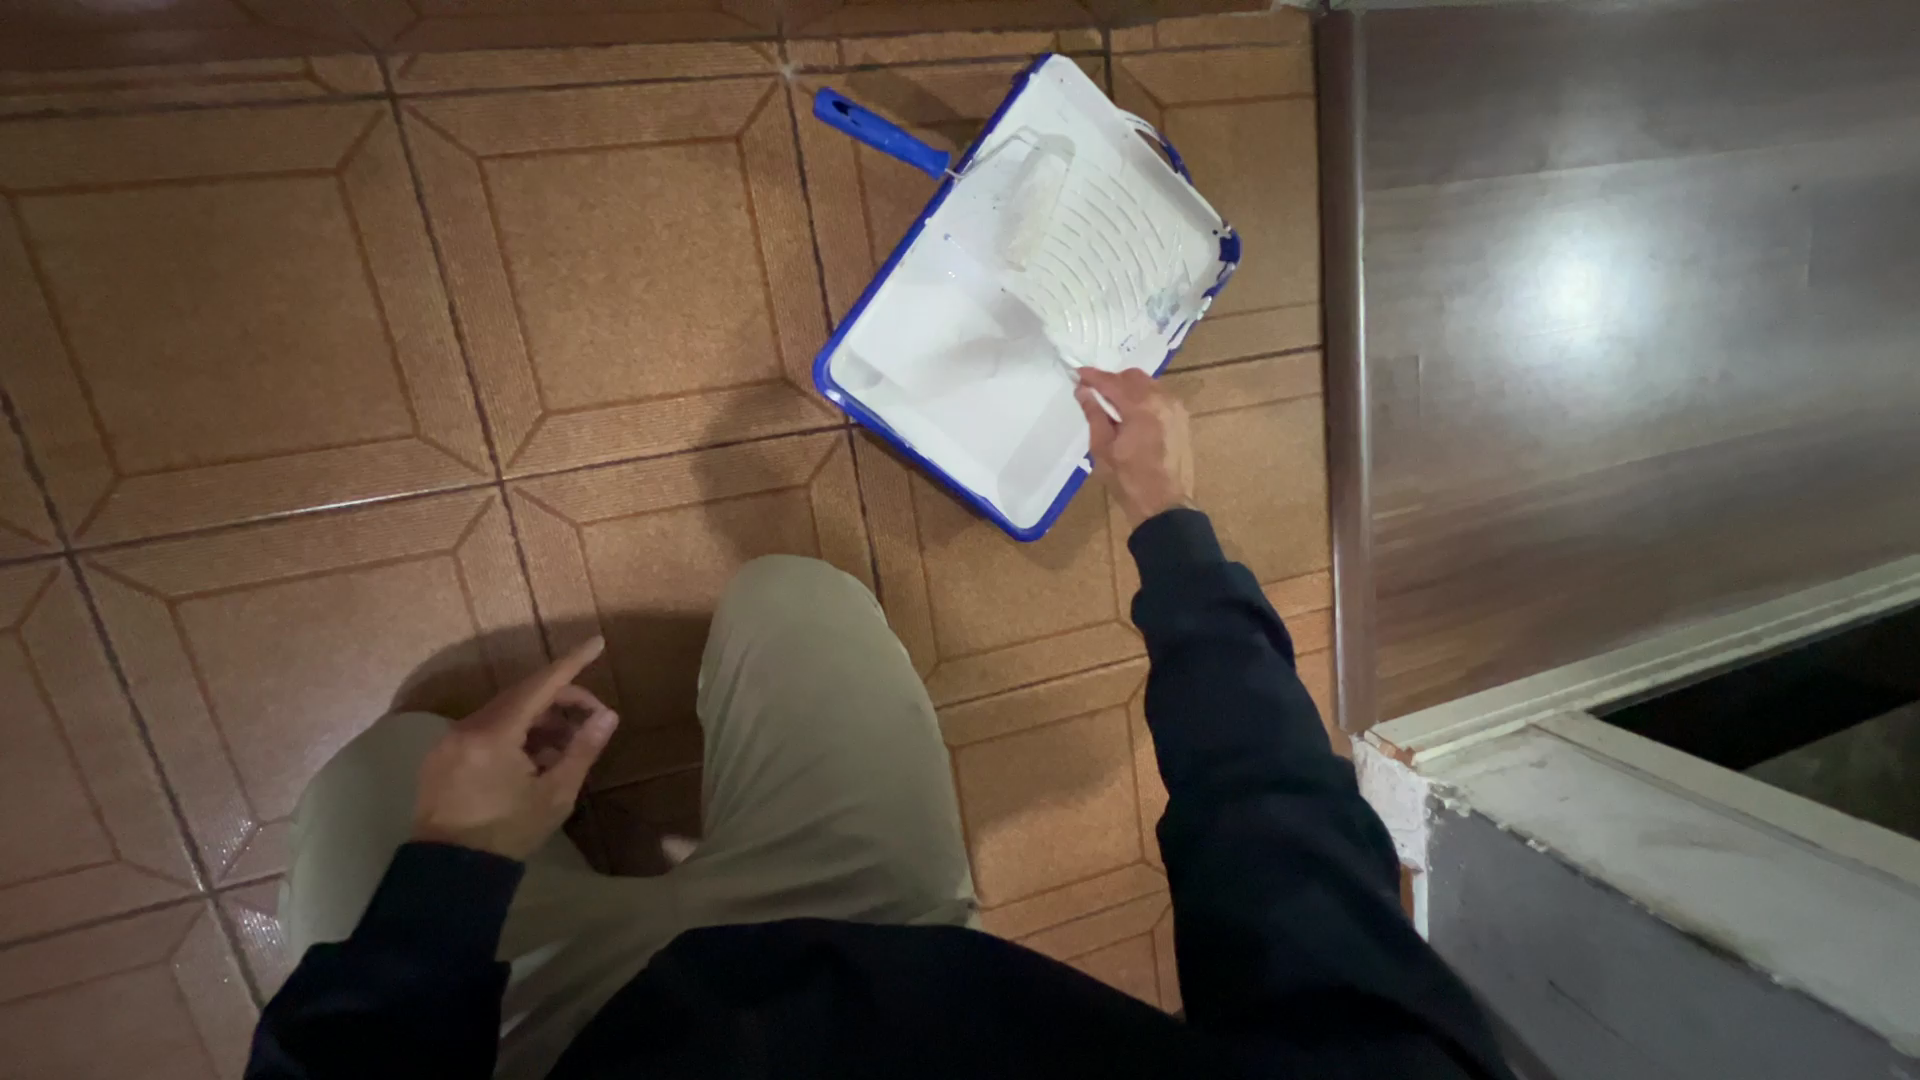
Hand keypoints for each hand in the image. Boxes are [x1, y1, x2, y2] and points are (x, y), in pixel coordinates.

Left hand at [411, 637, 619, 859]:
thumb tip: (608, 715)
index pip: (541, 685)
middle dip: (563, 700)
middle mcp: (467, 729)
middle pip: (524, 696)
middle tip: (593, 717)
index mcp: (494, 734)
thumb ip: (583, 748)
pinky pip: (489, 729)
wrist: (449, 875)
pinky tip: (538, 758)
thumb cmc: (508, 832)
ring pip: (507, 712)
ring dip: (542, 720)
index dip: (573, 663)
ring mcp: (450, 743)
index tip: (597, 643)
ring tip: (568, 746)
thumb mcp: (556, 793)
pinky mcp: (444, 758)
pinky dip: (519, 733)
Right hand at [1075, 367, 1195, 527]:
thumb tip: (1083, 392)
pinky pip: (1160, 398)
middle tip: (1094, 392)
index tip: (1078, 373)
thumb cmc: (1128, 480)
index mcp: (1141, 406)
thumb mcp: (1103, 448)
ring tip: (1113, 405)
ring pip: (1149, 385)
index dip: (1093, 377)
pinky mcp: (1182, 420)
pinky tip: (1132, 414)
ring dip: (1129, 389)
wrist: (1164, 504)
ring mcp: (1176, 409)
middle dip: (1112, 380)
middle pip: (1133, 377)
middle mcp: (1163, 400)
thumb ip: (1094, 414)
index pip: (1112, 382)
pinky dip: (1144, 399)